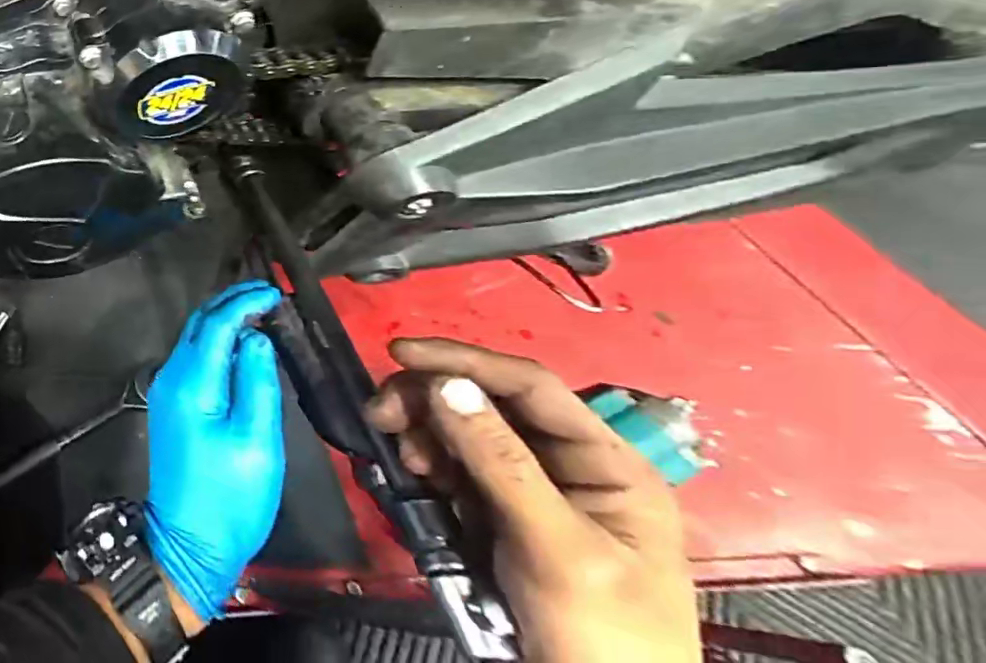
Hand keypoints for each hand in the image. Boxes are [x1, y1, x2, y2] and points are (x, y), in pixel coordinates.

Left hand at [144, 280, 285, 621]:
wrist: (187, 543)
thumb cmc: (229, 498)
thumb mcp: (256, 441)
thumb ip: (257, 382)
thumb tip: (256, 338)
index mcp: (191, 383)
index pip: (214, 324)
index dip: (242, 301)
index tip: (273, 291)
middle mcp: (171, 377)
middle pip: (197, 324)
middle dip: (230, 302)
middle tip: (267, 294)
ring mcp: (167, 390)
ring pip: (193, 339)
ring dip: (223, 320)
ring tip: (260, 313)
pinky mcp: (172, 404)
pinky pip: (194, 359)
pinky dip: (216, 342)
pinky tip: (240, 346)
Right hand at [366, 338, 699, 662]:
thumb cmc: (603, 637)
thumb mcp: (557, 550)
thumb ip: (501, 464)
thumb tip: (445, 385)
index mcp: (605, 462)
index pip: (529, 386)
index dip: (463, 360)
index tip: (399, 353)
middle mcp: (567, 461)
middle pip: (487, 401)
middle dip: (430, 400)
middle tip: (382, 414)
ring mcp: (531, 484)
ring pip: (463, 428)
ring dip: (424, 431)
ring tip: (403, 459)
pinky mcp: (498, 507)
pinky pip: (453, 463)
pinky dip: (427, 460)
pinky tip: (415, 476)